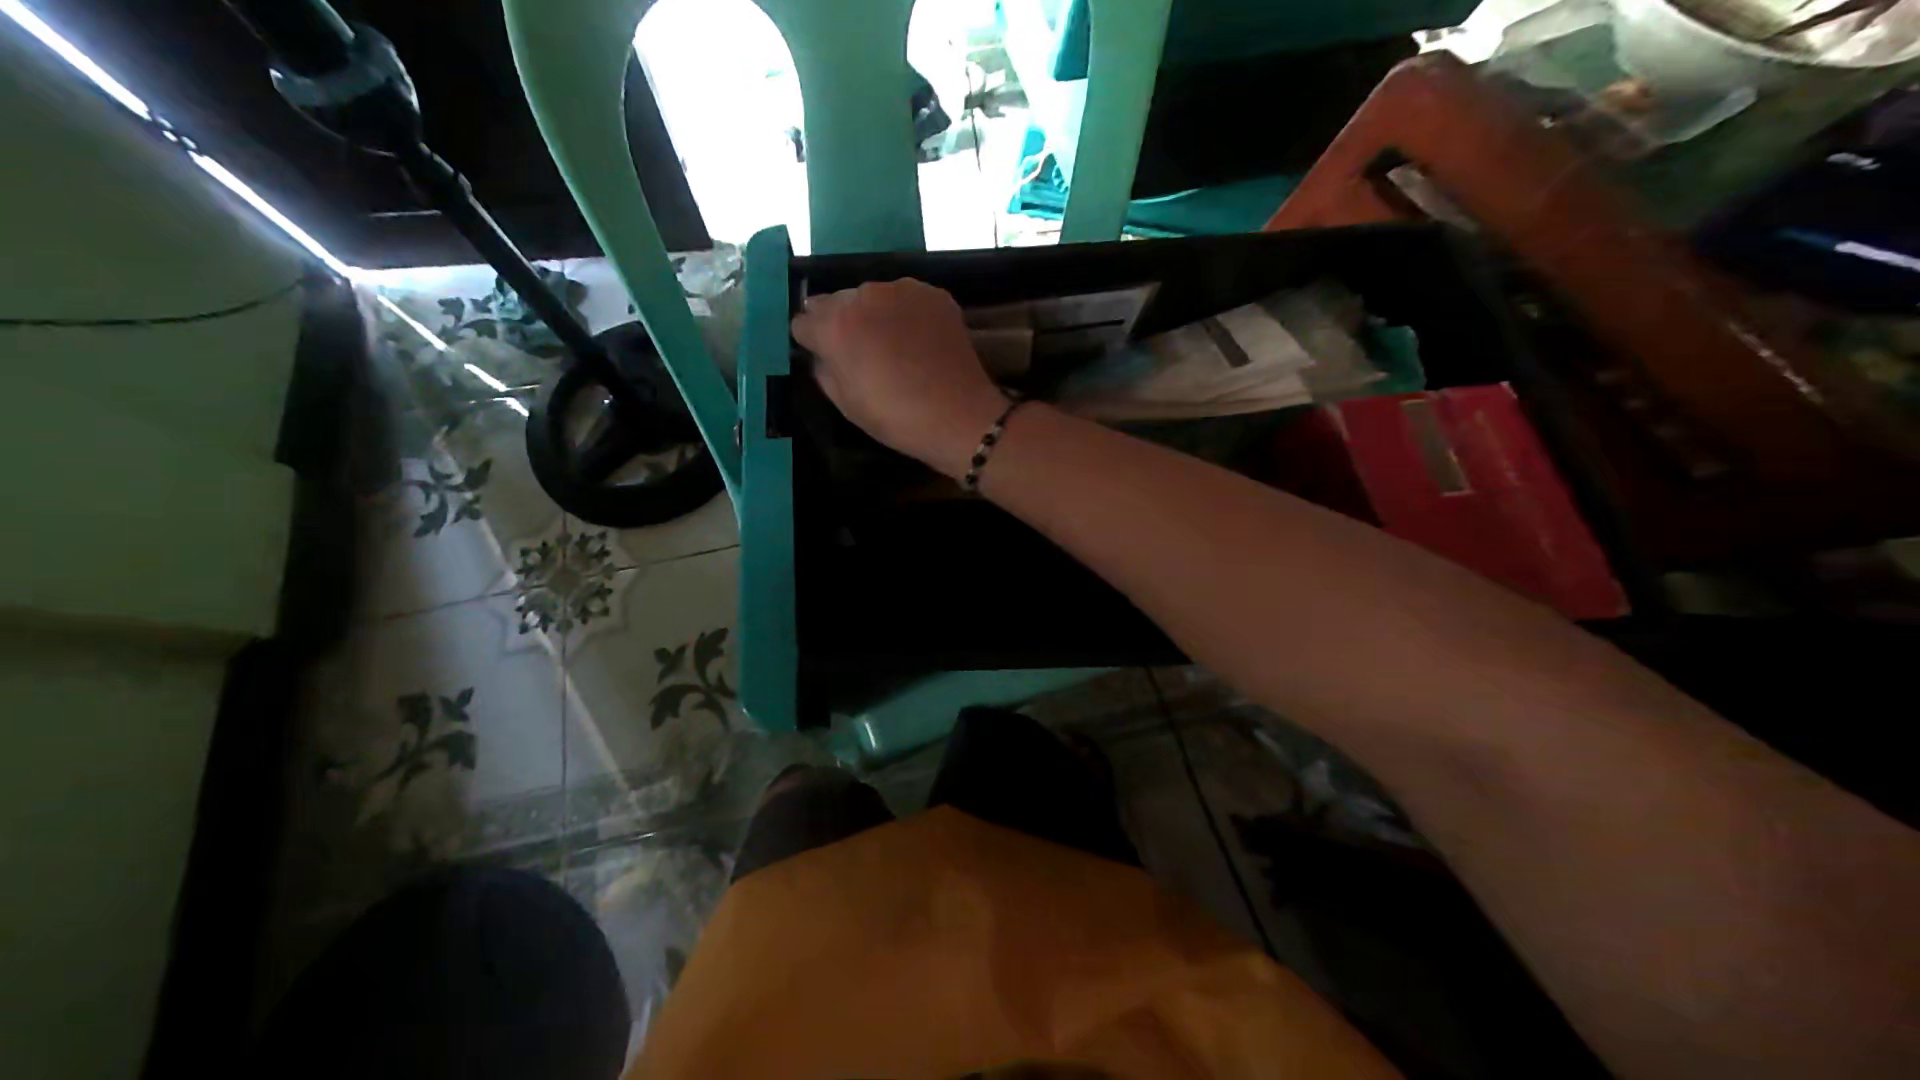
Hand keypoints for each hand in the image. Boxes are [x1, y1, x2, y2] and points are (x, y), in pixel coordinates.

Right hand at [790, 279, 1009, 479]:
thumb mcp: (846, 404)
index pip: (803, 322)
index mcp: (836, 327)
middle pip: (835, 302)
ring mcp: (901, 290)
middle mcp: (864, 296)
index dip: (811, 341)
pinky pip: (904, 298)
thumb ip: (823, 370)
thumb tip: (821, 354)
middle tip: (859, 352)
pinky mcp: (933, 293)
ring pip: (871, 296)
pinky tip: (917, 339)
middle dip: (840, 323)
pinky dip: (904, 313)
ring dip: (873, 314)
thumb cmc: (897, 418)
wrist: (960, 415)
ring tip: (892, 345)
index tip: (824, 357)